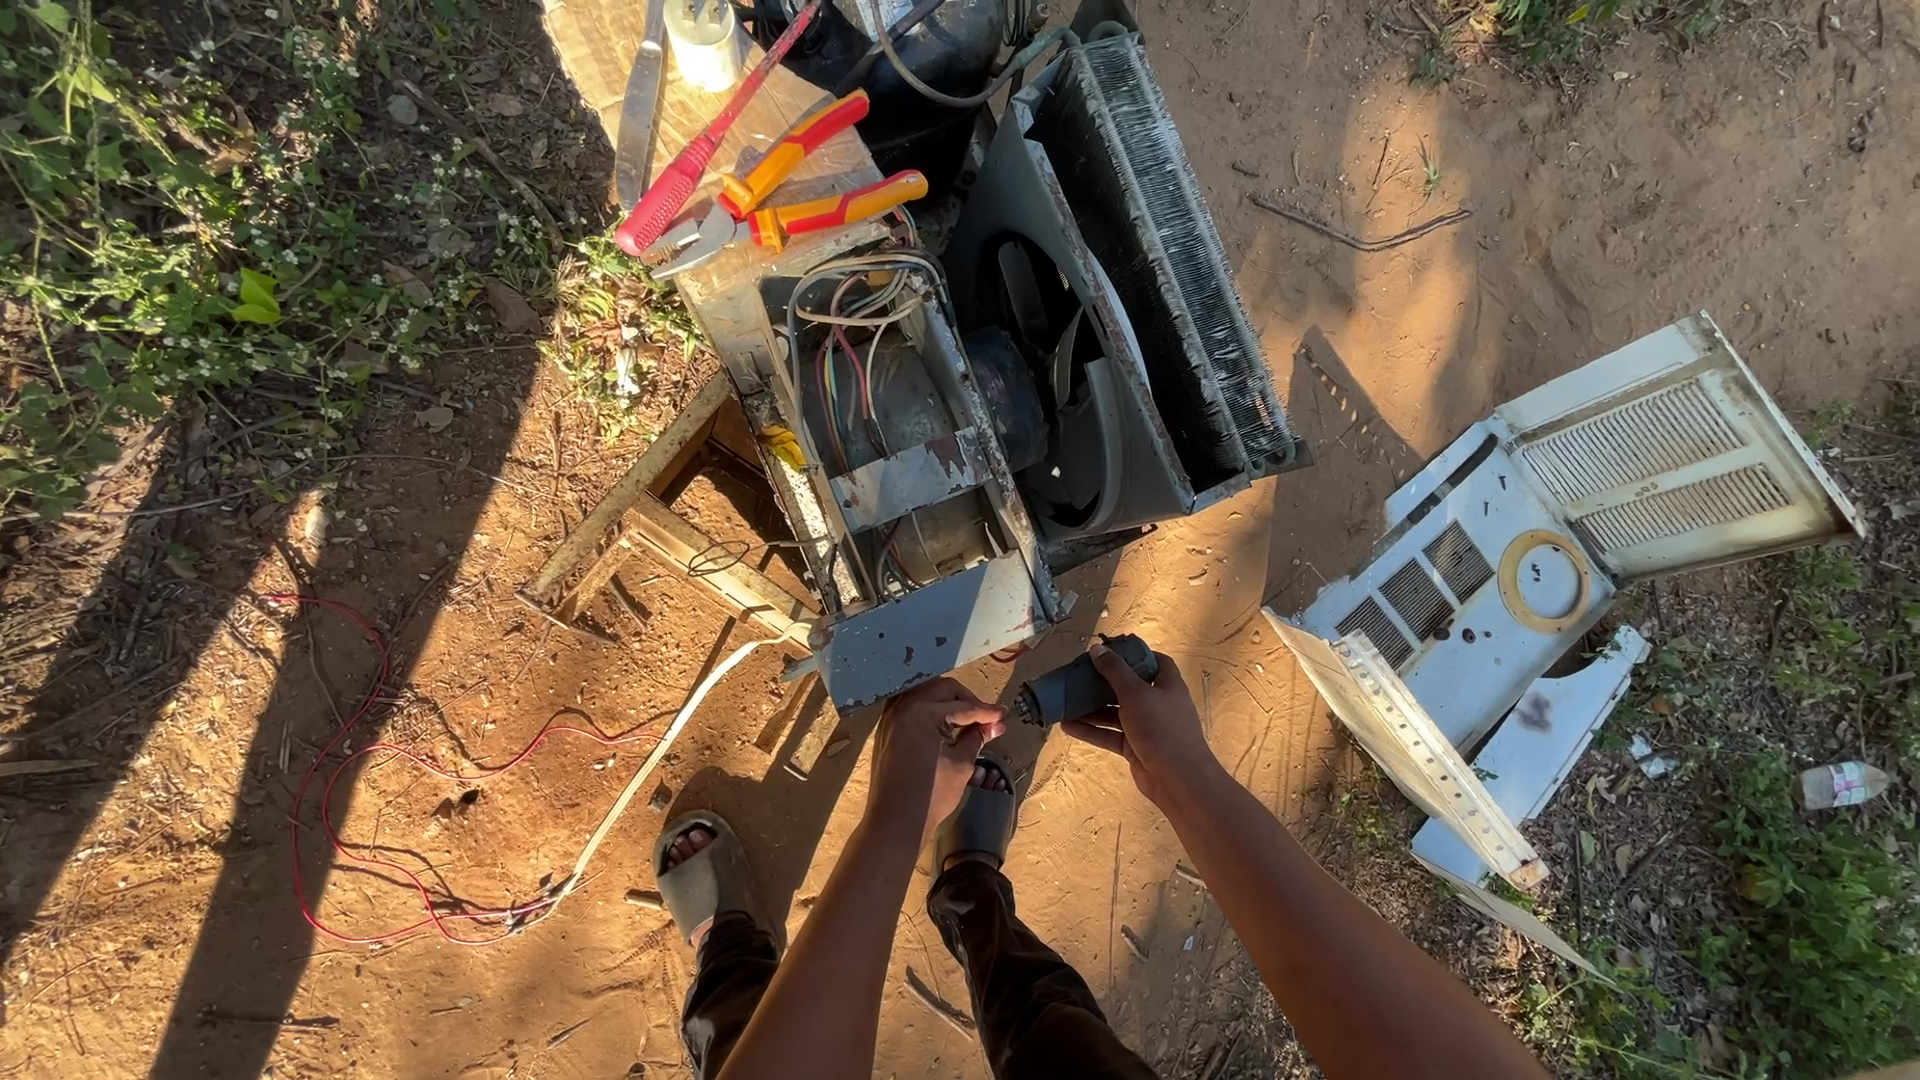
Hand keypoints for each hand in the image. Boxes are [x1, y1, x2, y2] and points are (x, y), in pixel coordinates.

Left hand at [868, 677, 1005, 845]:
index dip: (986, 711)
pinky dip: (928, 707)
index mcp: (923, 713)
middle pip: (942, 689)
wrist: (895, 821)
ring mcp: (891, 717)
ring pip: (924, 692)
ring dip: (946, 699)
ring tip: (966, 717)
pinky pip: (910, 705)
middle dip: (967, 700)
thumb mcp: (961, 764)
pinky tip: (941, 720)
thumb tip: (995, 726)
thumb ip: (977, 738)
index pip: (963, 706)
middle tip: (985, 717)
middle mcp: (904, 708)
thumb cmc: (931, 795)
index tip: (1003, 714)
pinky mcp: (886, 729)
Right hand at [1063, 644, 1220, 806]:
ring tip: (1066, 701)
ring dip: (1092, 708)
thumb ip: (1115, 671)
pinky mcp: (1135, 748)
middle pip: (1129, 687)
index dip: (1136, 654)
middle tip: (1079, 676)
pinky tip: (1068, 726)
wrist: (1178, 779)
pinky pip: (1110, 734)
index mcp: (1167, 685)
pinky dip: (1091, 730)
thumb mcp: (1136, 693)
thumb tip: (1097, 649)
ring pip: (1115, 713)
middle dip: (1104, 683)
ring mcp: (1147, 727)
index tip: (1111, 651)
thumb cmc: (1161, 728)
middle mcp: (1158, 704)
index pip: (1156, 662)